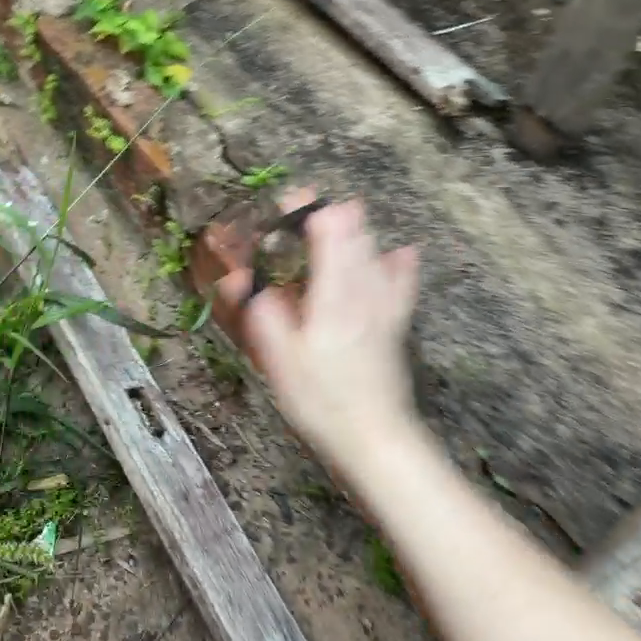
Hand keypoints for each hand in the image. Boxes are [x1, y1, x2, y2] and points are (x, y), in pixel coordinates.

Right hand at [222, 193, 422, 476]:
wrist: (373, 435)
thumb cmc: (320, 400)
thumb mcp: (279, 360)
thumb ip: (263, 314)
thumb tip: (237, 279)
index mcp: (332, 296)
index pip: (326, 234)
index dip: (306, 212)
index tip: (287, 204)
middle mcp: (362, 292)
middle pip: (354, 236)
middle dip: (330, 215)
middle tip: (304, 213)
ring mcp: (383, 307)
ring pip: (375, 253)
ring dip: (357, 233)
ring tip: (342, 220)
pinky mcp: (394, 325)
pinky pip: (402, 283)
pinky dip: (399, 264)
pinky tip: (401, 253)